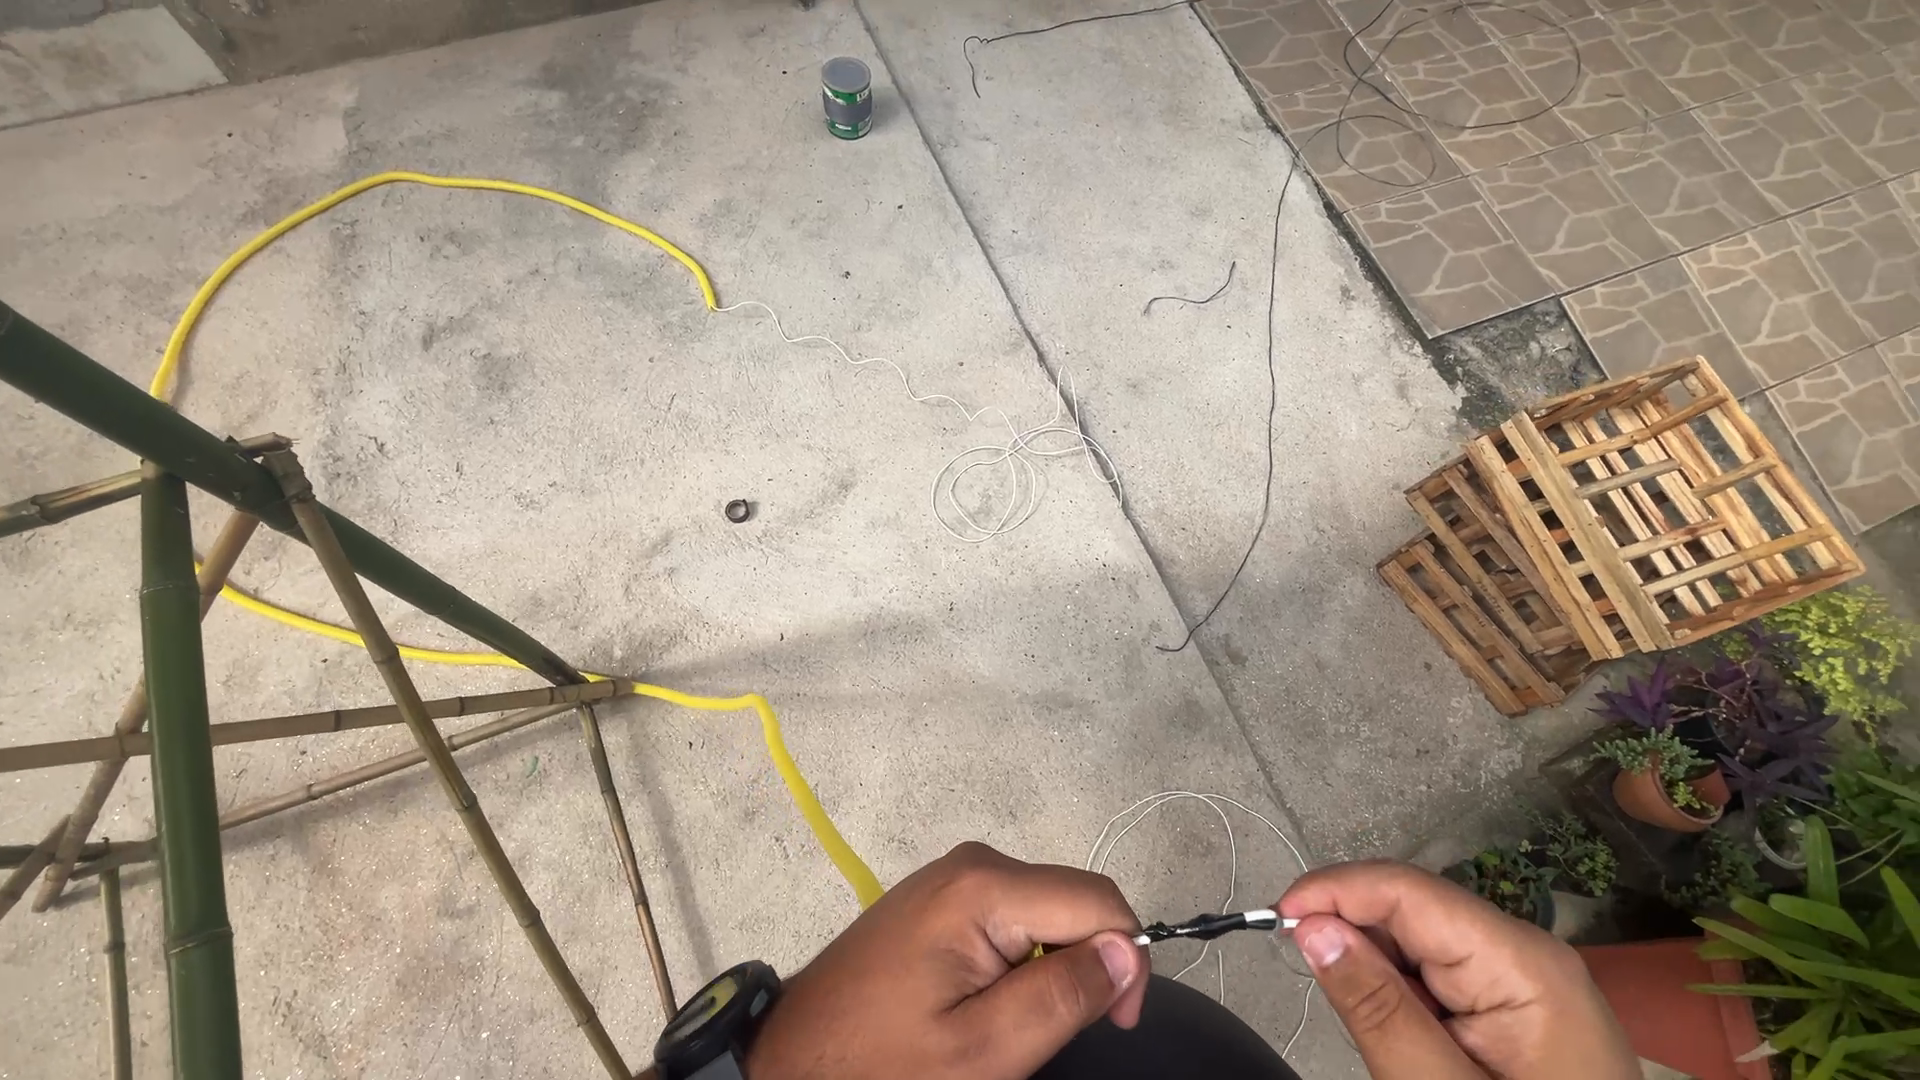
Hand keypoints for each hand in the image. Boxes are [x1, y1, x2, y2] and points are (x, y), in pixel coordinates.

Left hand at [746, 842, 1148, 1079]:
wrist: (796, 1057)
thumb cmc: (887, 1061)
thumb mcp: (984, 1049)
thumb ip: (1063, 993)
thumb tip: (1126, 949)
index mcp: (986, 885)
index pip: (1098, 900)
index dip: (1126, 960)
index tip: (1116, 1023)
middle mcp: (975, 861)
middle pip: (1071, 901)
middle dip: (1083, 963)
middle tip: (1049, 1034)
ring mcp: (953, 875)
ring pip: (1044, 911)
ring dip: (1050, 965)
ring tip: (1009, 1021)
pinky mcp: (941, 895)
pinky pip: (1010, 915)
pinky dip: (1019, 957)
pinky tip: (986, 997)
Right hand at [1279, 860, 1636, 1079]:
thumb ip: (1376, 1007)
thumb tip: (1309, 925)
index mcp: (1519, 961)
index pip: (1405, 889)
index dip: (1333, 891)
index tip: (1275, 920)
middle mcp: (1523, 950)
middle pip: (1408, 907)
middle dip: (1350, 931)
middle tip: (1313, 981)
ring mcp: (1522, 975)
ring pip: (1414, 937)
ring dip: (1372, 964)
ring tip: (1370, 1027)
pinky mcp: (1512, 1000)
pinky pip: (1434, 969)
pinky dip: (1398, 989)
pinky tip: (1399, 1030)